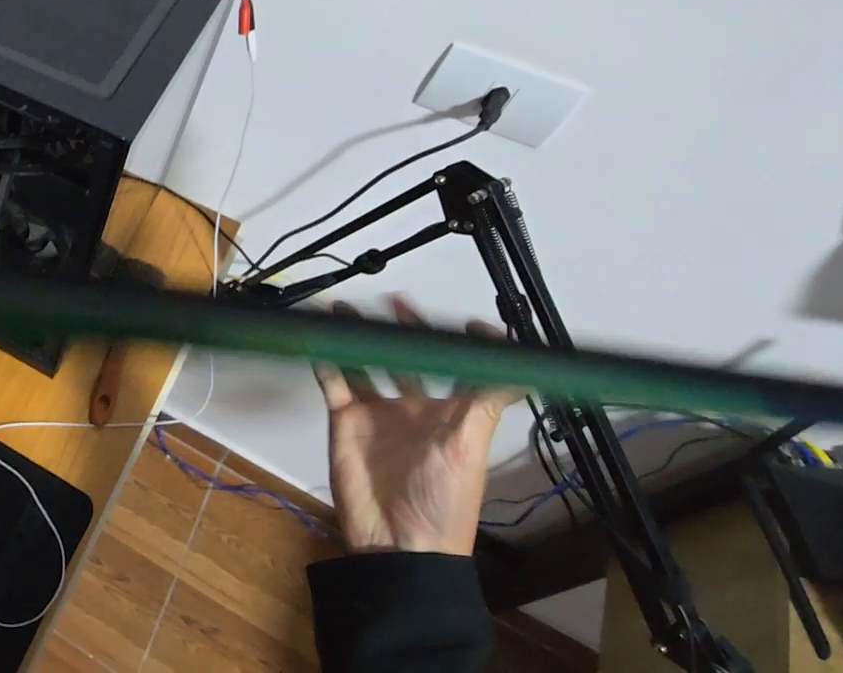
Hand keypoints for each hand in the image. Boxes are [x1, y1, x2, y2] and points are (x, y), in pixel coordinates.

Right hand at [314, 296, 521, 556]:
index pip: (459, 370)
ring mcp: (376, 411)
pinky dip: (324, 359)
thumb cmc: (444, 499)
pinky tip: (318, 337)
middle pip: (406, 358)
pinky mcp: (344, 417)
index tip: (465, 320)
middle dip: (402, 329)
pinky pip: (332, 381)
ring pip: (364, 362)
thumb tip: (523, 365)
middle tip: (394, 301)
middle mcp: (413, 406)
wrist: (398, 541)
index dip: (463, 345)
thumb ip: (485, 402)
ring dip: (355, 336)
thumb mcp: (469, 446)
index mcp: (449, 413)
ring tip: (344, 309)